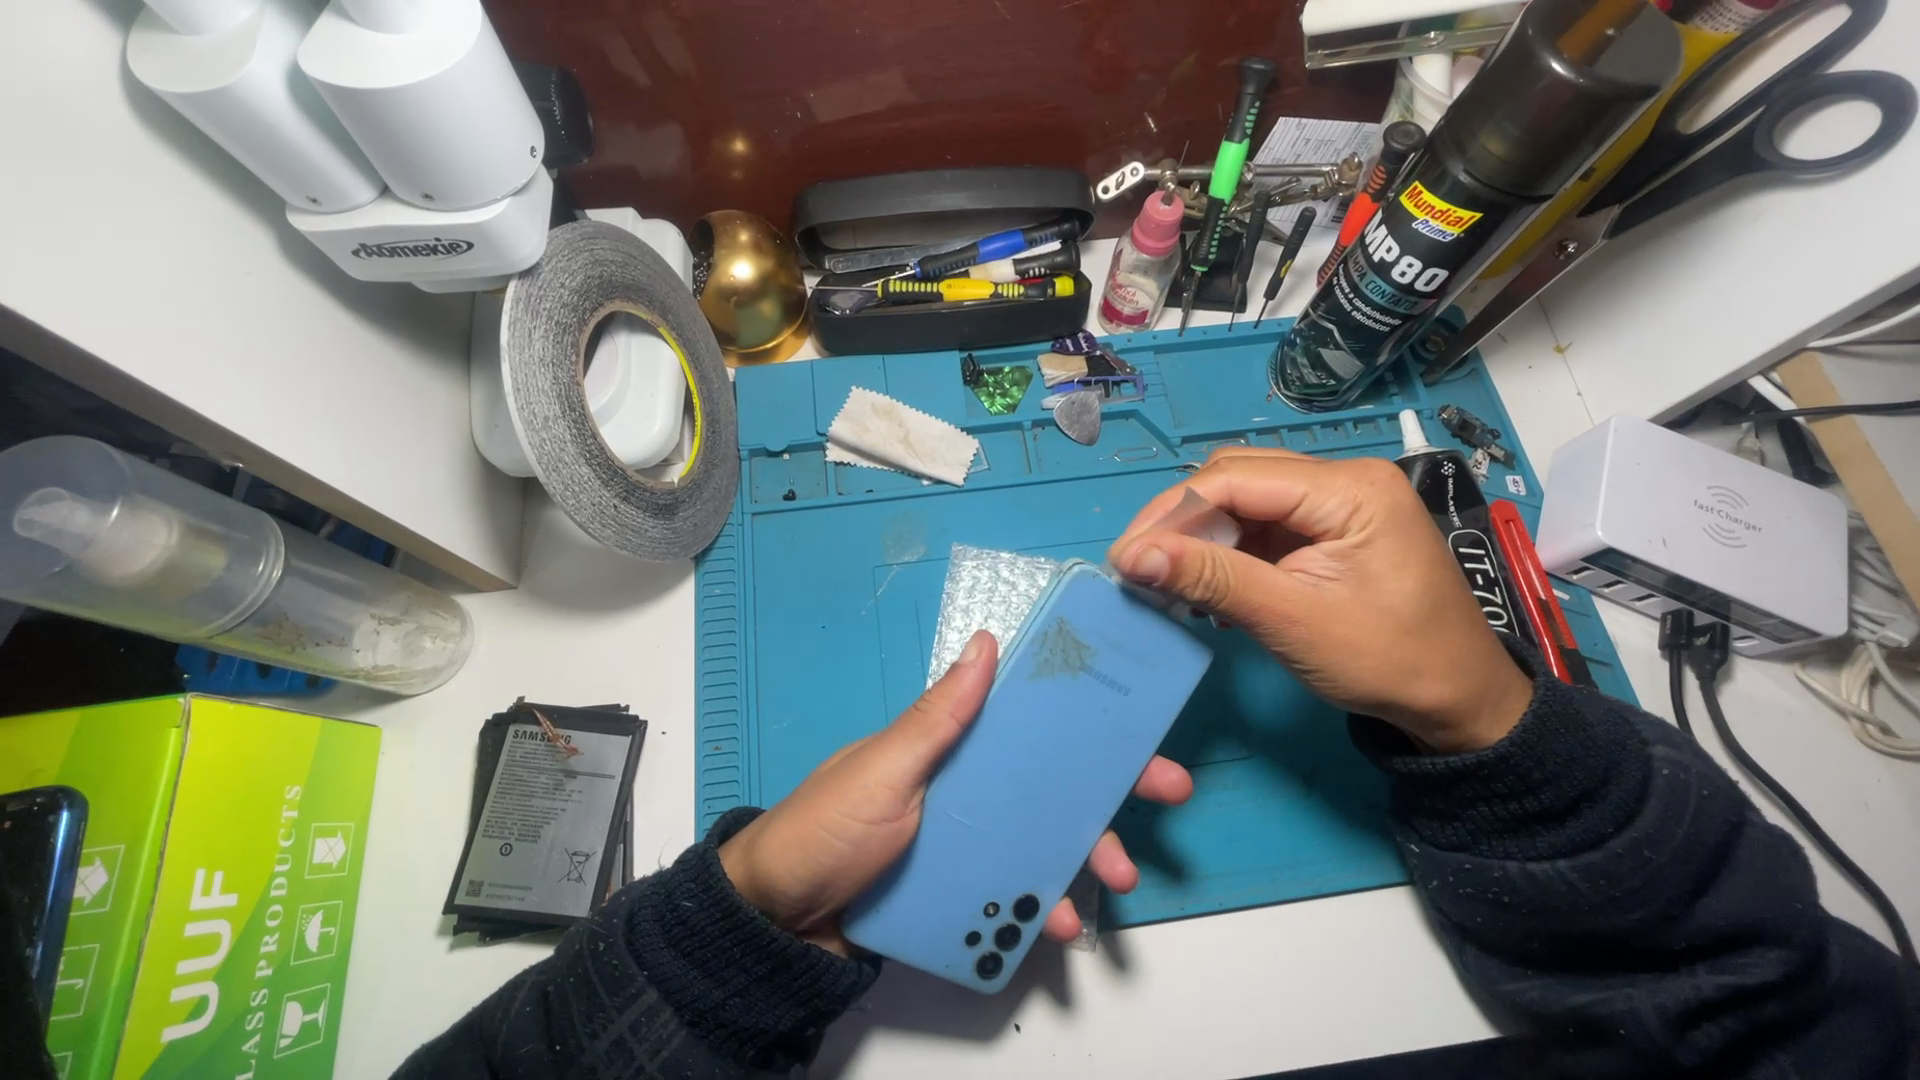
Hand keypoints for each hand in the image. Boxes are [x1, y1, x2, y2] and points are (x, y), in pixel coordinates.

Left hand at [719, 630, 1193, 955]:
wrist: (776, 921)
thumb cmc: (828, 830)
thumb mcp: (885, 769)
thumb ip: (938, 716)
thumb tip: (987, 641)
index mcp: (951, 748)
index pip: (1028, 725)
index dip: (1084, 720)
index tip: (1135, 719)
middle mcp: (967, 791)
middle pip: (1049, 783)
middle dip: (1108, 787)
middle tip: (1166, 790)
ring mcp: (966, 844)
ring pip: (1042, 841)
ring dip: (1084, 855)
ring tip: (1113, 877)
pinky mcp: (961, 893)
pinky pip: (1013, 895)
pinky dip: (1040, 907)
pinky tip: (1055, 924)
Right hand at [1108, 448, 1532, 753]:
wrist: (1459, 702)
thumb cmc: (1389, 661)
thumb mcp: (1293, 620)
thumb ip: (1213, 579)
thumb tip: (1133, 555)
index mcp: (1347, 489)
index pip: (1234, 479)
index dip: (1171, 513)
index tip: (1124, 557)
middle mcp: (1340, 481)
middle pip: (1234, 479)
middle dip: (1180, 521)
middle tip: (1138, 567)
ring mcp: (1333, 505)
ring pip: (1241, 500)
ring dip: (1198, 536)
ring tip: (1164, 577)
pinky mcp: (1324, 531)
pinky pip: (1258, 526)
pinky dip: (1223, 551)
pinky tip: (1203, 583)